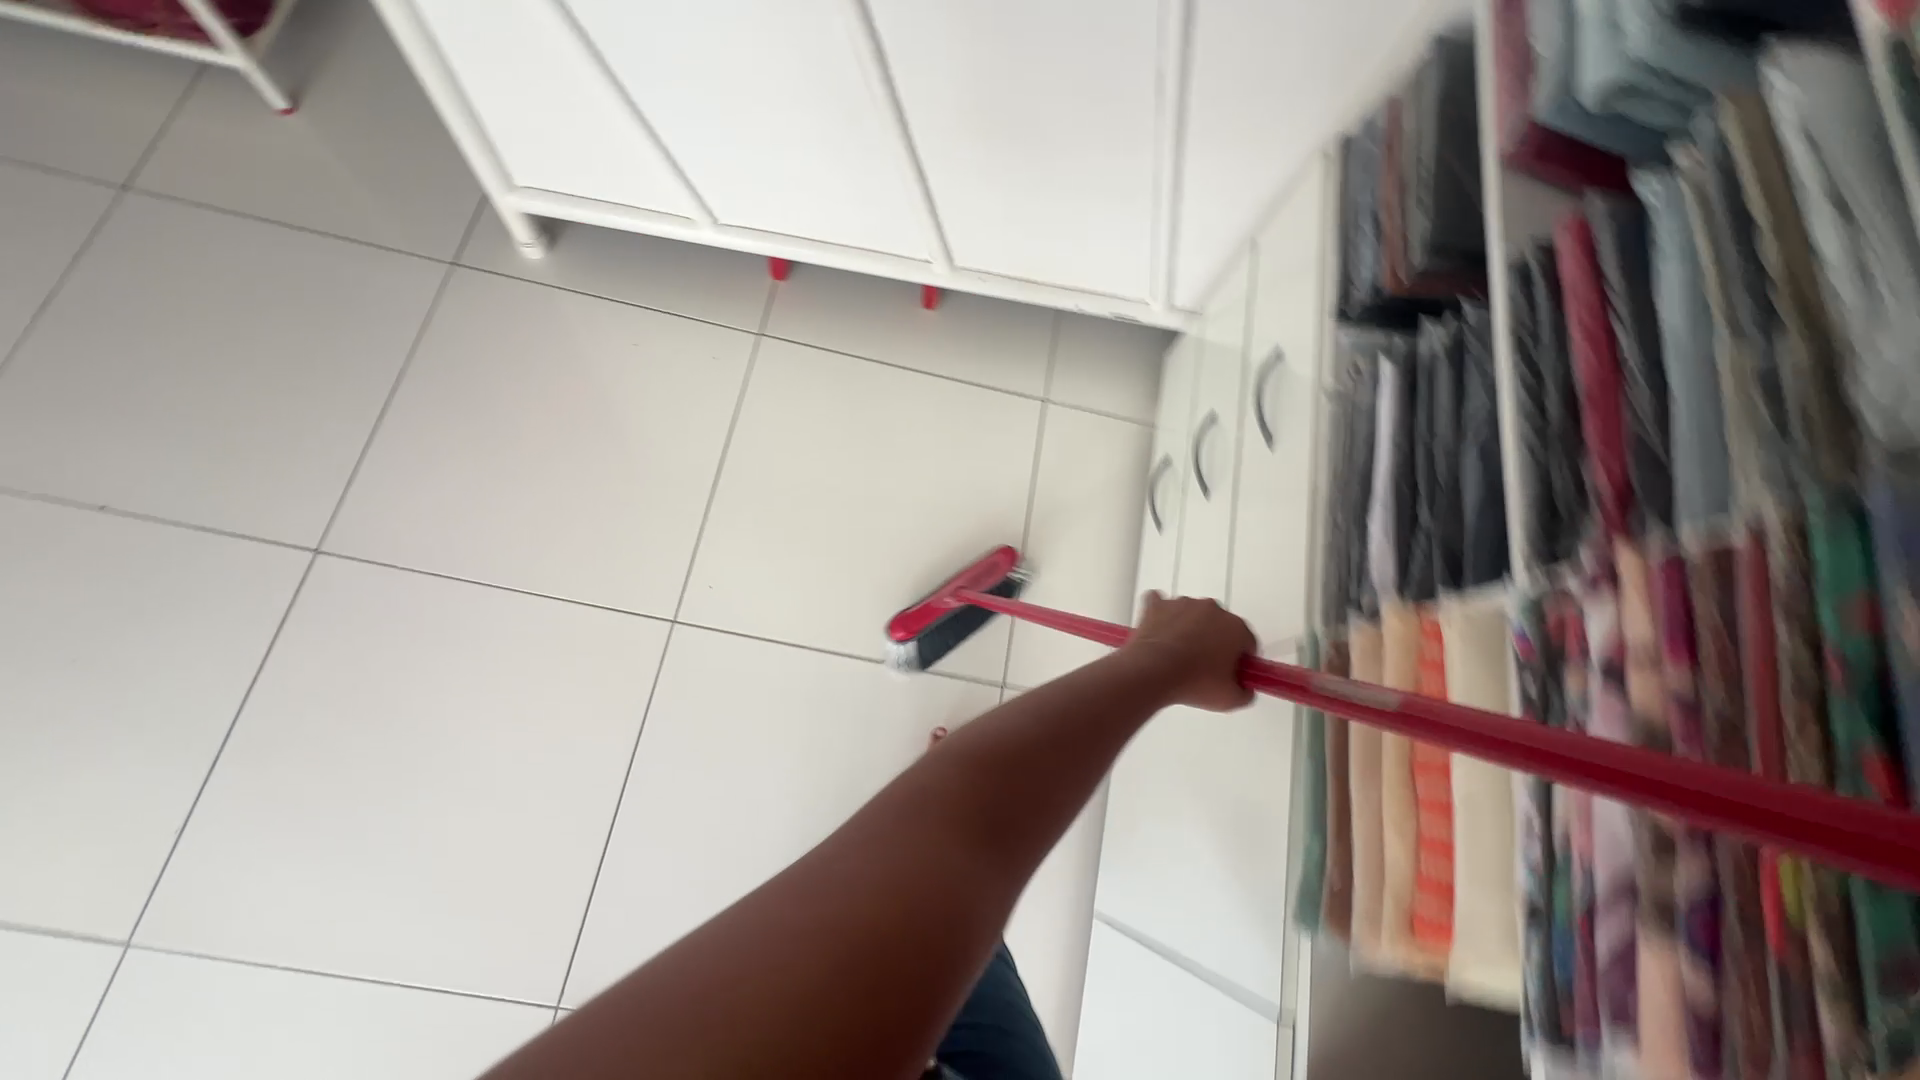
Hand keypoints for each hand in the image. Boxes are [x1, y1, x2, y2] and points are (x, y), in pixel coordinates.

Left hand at [1120, 592, 1255, 711]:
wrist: (1152, 672)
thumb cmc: (1195, 683)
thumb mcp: (1231, 699)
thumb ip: (1245, 691)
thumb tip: (1243, 687)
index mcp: (1236, 627)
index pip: (1246, 642)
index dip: (1239, 660)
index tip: (1229, 674)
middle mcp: (1211, 608)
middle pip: (1219, 625)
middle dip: (1214, 642)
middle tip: (1203, 666)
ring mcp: (1182, 603)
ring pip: (1190, 614)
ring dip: (1187, 628)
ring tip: (1176, 654)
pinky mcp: (1157, 605)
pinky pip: (1161, 603)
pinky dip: (1161, 615)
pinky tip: (1158, 630)